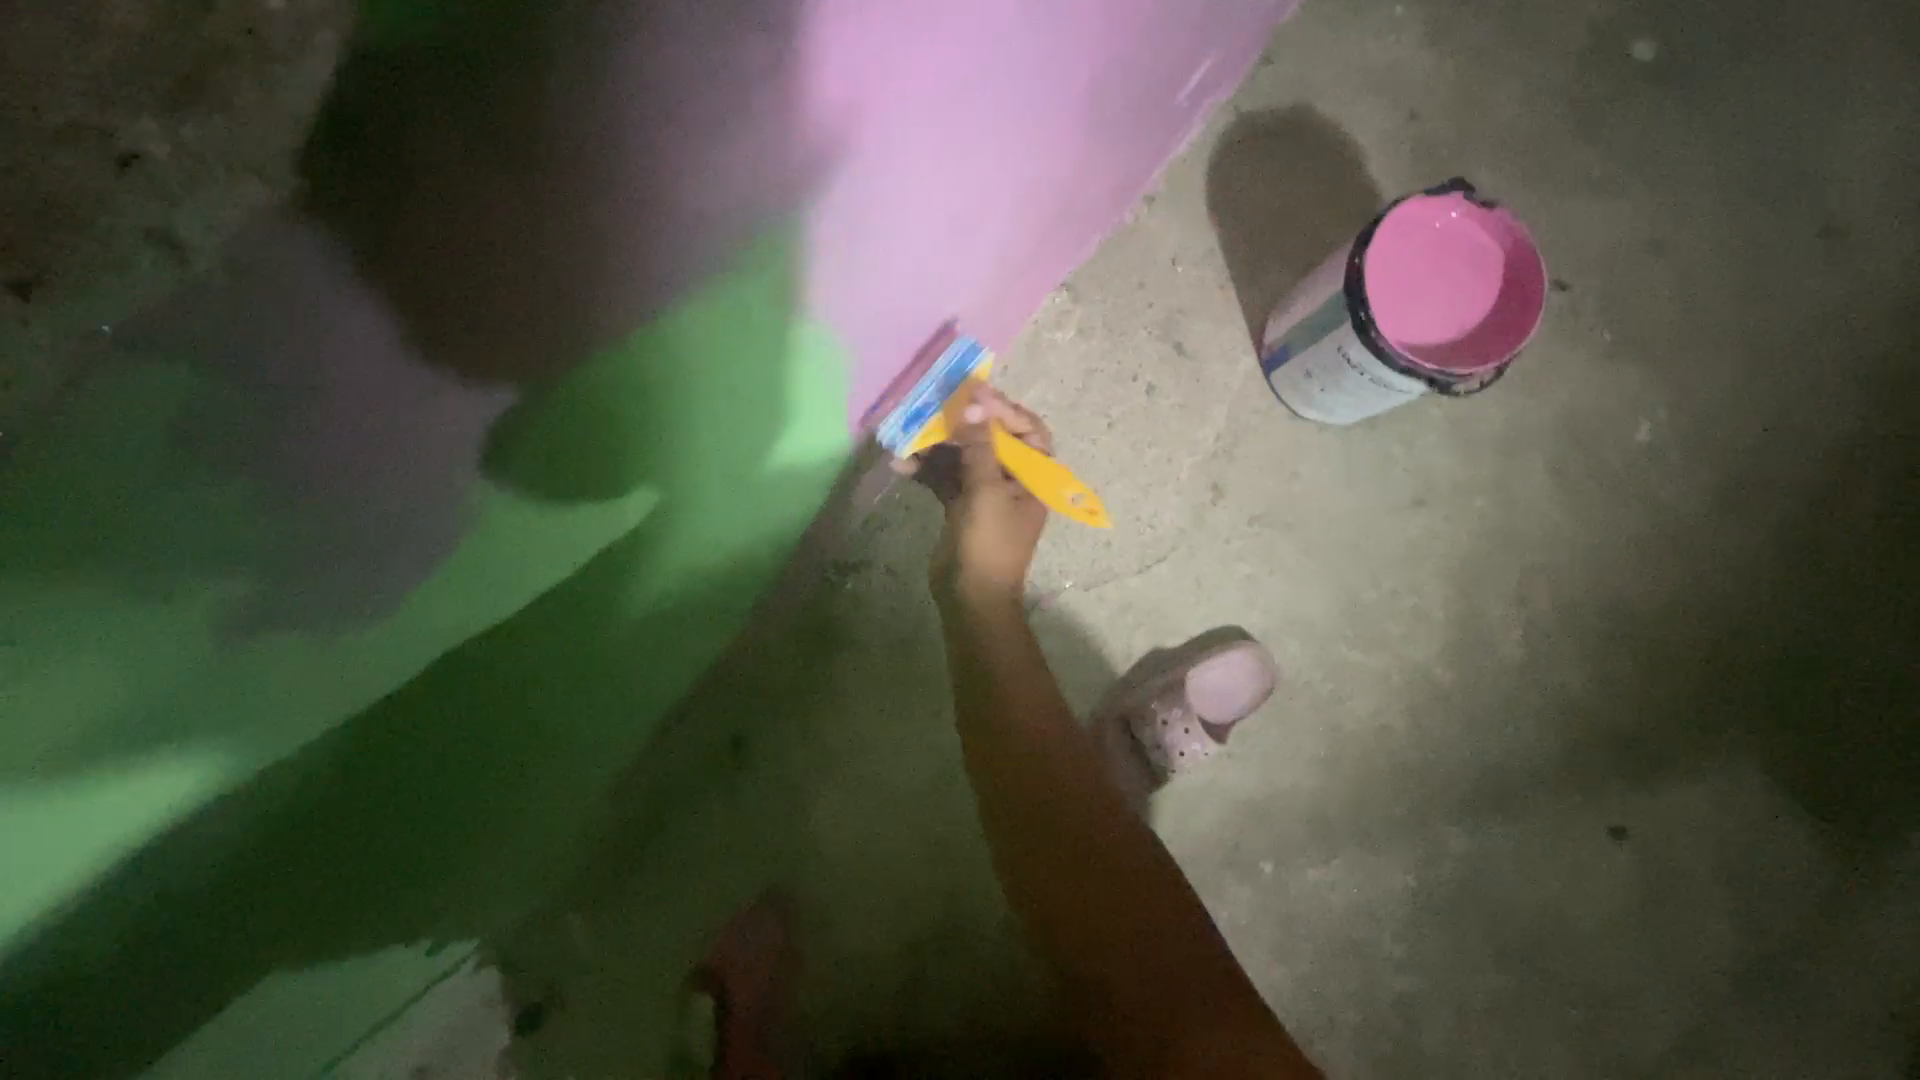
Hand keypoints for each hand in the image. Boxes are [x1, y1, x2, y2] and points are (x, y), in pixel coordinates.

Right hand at [904, 384, 1051, 606]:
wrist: (972, 598)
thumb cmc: (989, 545)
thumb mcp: (986, 492)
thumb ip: (979, 446)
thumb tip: (973, 403)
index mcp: (1033, 476)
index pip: (1027, 429)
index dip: (1002, 409)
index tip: (972, 393)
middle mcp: (1012, 480)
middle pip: (990, 438)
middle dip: (961, 423)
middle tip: (933, 406)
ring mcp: (985, 493)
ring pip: (962, 457)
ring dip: (935, 446)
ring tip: (906, 435)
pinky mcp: (960, 507)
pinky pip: (944, 479)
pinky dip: (925, 470)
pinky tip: (899, 463)